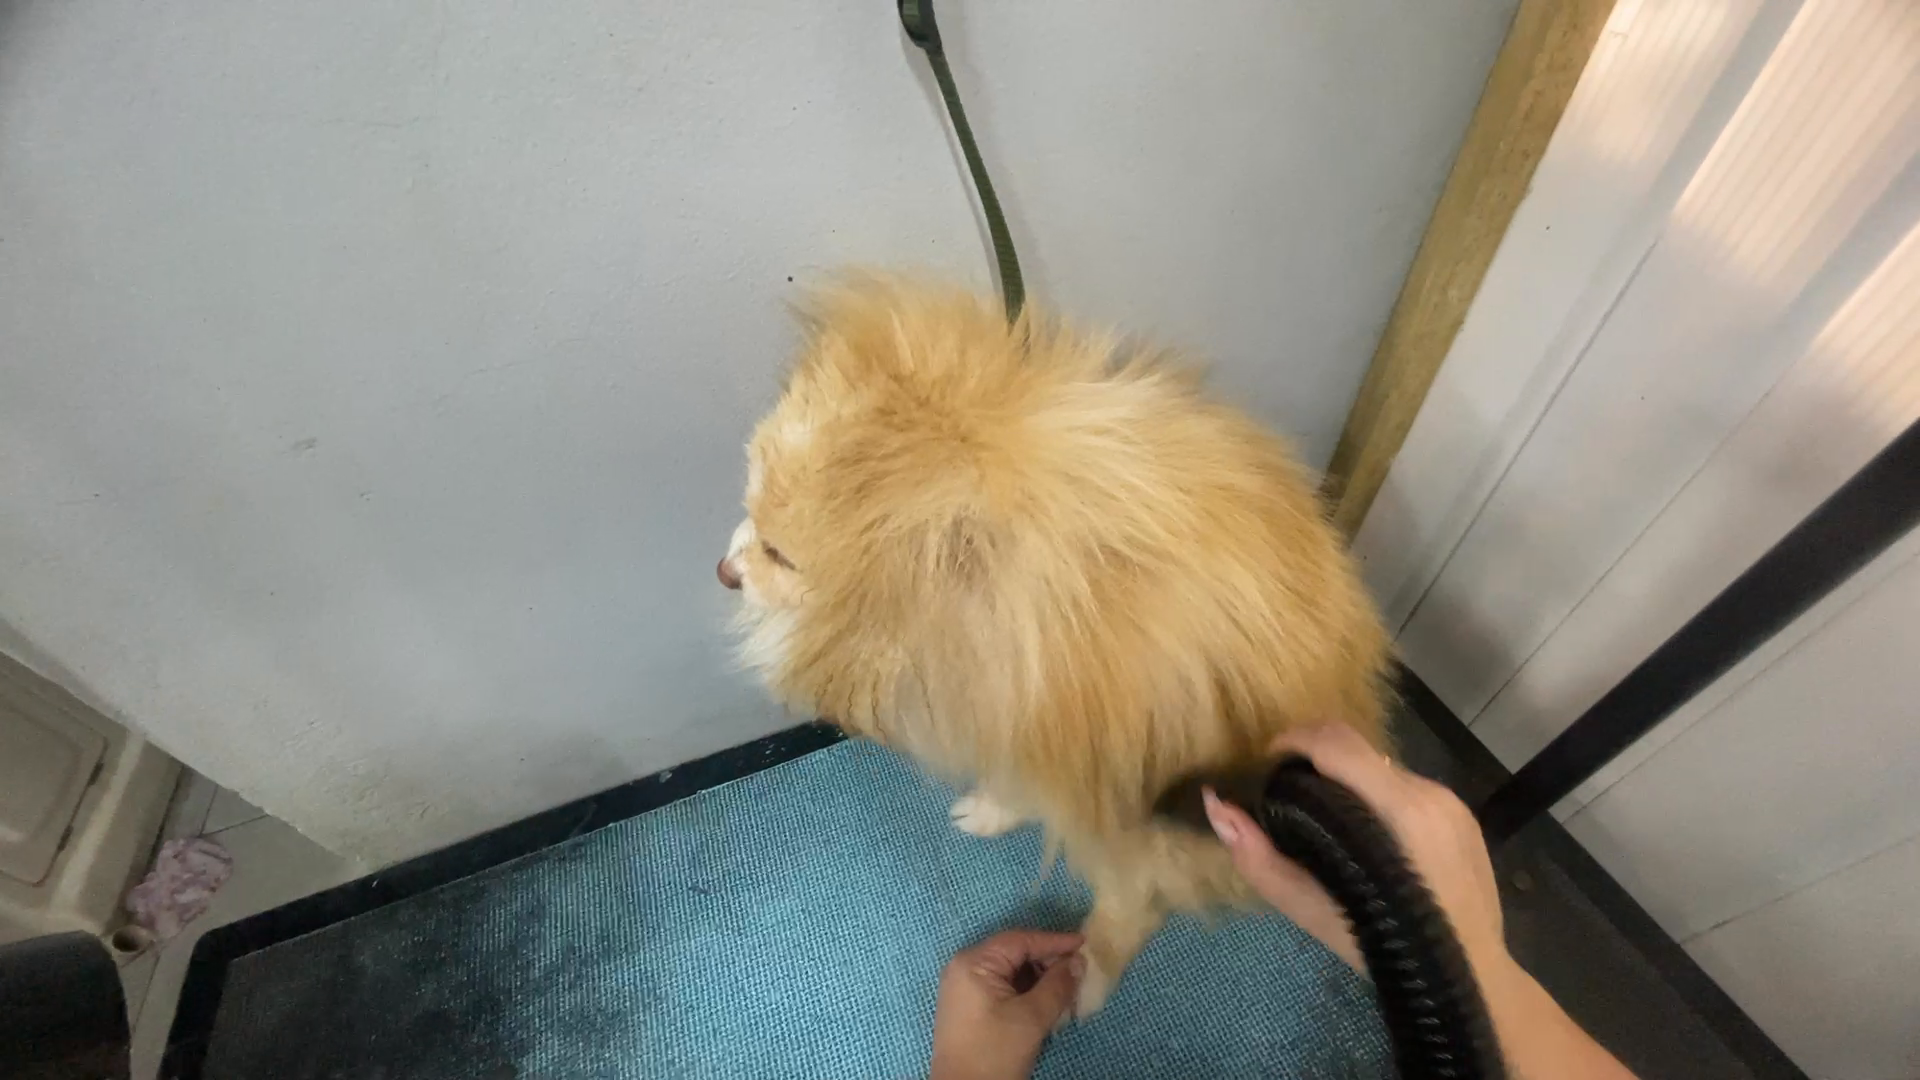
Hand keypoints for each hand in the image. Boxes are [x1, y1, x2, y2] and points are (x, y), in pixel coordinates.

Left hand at [929, 930, 1084, 1079]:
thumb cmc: (995, 1055)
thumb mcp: (1031, 1019)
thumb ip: (1057, 986)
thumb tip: (1078, 961)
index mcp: (974, 962)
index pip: (1020, 941)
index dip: (1053, 941)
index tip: (1083, 943)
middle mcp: (964, 966)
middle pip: (1013, 953)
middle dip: (1046, 961)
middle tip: (1077, 970)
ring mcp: (963, 986)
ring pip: (1009, 971)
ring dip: (1037, 978)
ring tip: (1065, 988)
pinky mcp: (967, 1006)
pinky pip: (1000, 986)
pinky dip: (1023, 991)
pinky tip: (1045, 1001)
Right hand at [1201, 724, 1506, 977]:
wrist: (1475, 982)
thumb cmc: (1382, 944)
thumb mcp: (1308, 907)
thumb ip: (1257, 855)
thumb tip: (1213, 802)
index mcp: (1398, 808)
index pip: (1333, 741)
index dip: (1290, 740)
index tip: (1264, 763)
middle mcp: (1429, 791)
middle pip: (1354, 744)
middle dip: (1311, 752)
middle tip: (1283, 783)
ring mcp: (1451, 800)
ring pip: (1377, 763)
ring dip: (1343, 774)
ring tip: (1323, 812)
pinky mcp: (1464, 812)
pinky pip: (1402, 783)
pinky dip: (1372, 792)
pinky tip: (1365, 831)